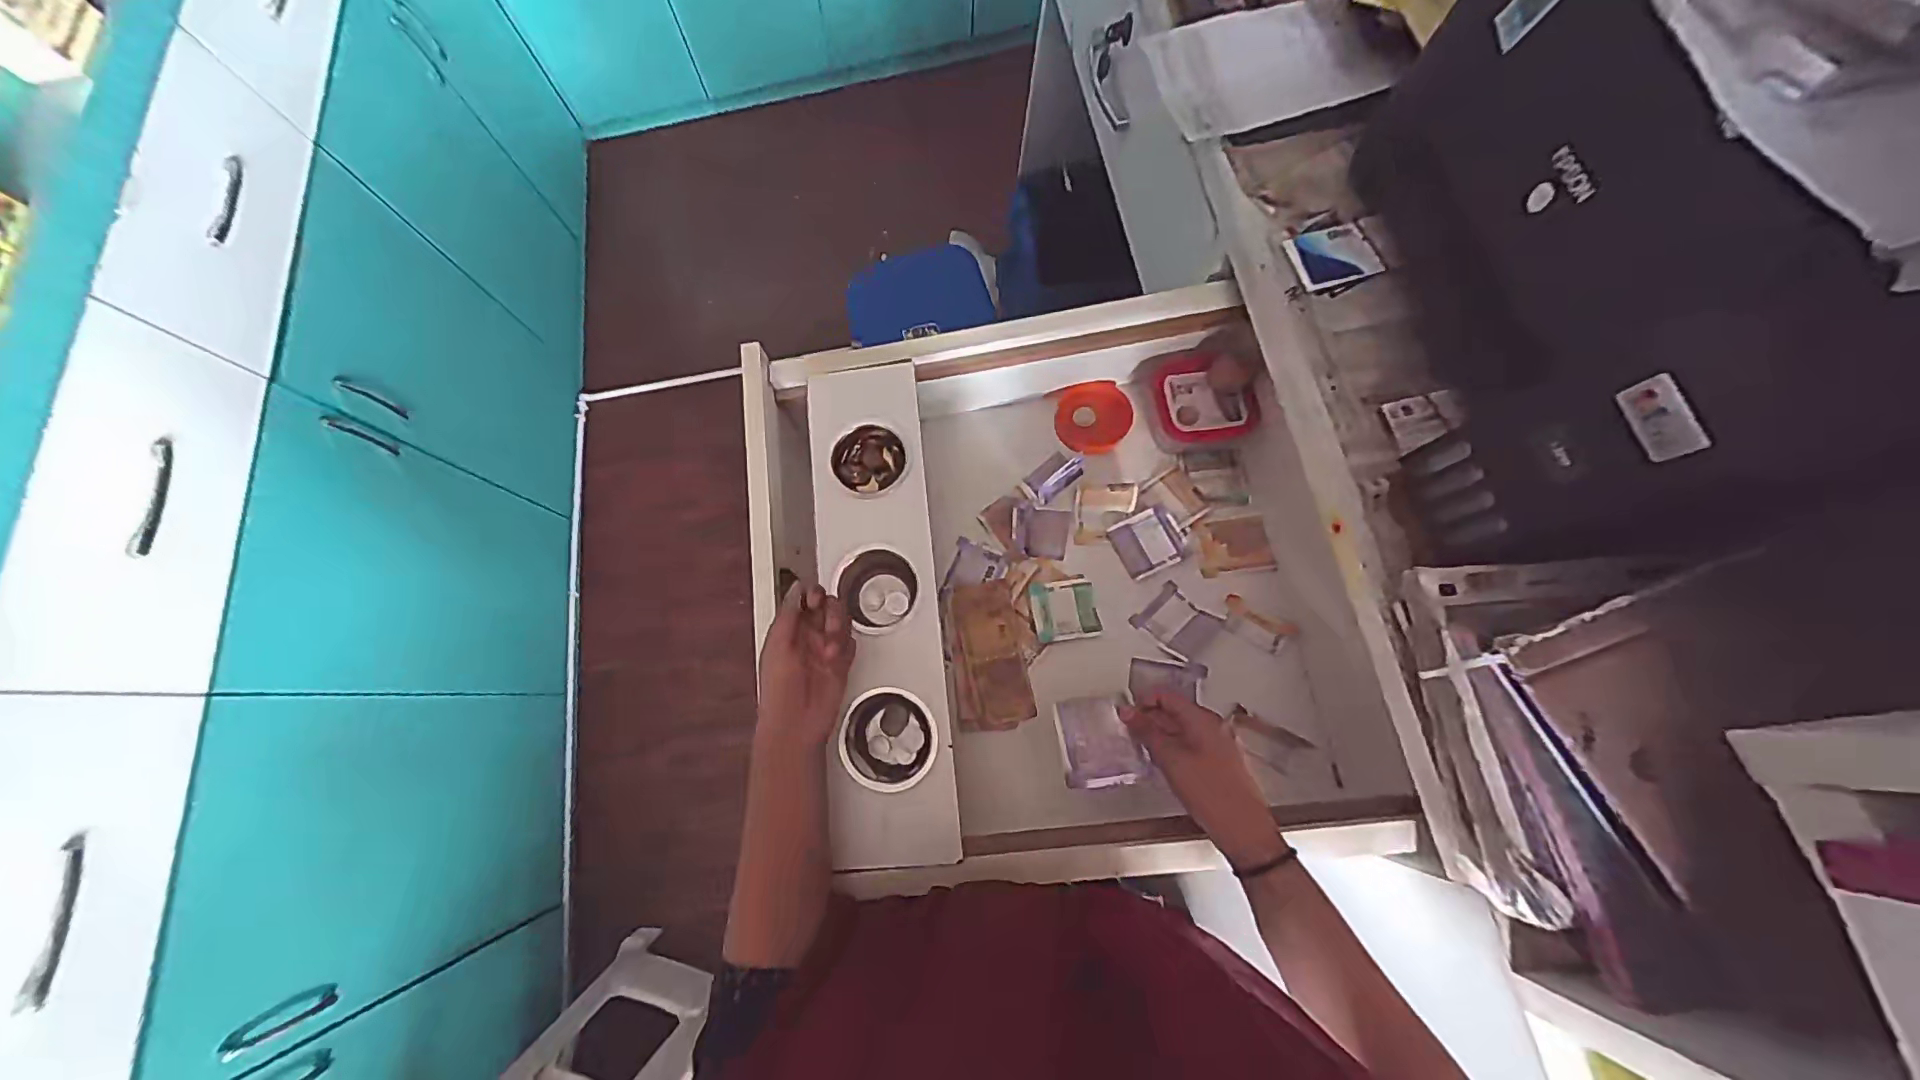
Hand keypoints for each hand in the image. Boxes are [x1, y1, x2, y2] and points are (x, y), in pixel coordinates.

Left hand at [757, 583, 854, 748]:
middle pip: (827, 607)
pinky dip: (848, 646)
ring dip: (839, 629)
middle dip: (831, 609)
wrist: (796, 725)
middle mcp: (807, 638)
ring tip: (831, 647)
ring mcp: (824, 651)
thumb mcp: (778, 646)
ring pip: (841, 623)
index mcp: (788, 631)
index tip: (815, 598)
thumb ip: (788, 615)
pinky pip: (851, 645)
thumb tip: (796, 590)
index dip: (812, 593)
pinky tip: (839, 657)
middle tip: (828, 620)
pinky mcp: (840, 665)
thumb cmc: (779, 692)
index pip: (804, 601)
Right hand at [1121, 691, 1289, 870]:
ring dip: (1160, 736)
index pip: (1167, 696)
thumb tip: (1129, 713)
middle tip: (1130, 732)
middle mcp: (1214, 727)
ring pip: (1182, 730)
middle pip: (1175, 711)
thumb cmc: (1213, 794)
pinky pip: (1190, 746)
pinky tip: (1164, 765)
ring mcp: (1218, 745)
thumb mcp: (1170, 759)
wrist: (1242, 829)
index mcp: (1204, 719)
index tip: (1128, 715)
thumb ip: (1147, 732)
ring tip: (1143, 749)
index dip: (1144, 701)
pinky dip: (1173, 750)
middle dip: (1150, 719)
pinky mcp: (1218, 763)